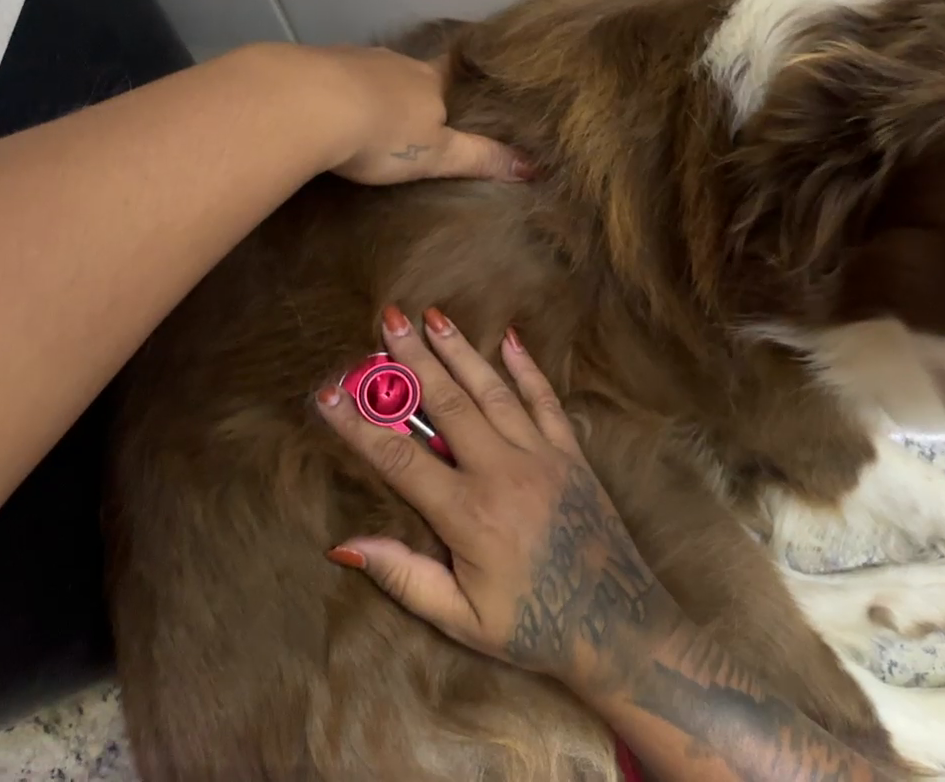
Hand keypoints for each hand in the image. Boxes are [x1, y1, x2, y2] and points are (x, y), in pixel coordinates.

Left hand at [249, 43, 531, 184]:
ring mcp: (351, 59)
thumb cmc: (382, 133)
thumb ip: (481, 158)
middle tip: (417, 113)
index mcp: (428, 80)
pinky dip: (339, 92)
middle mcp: (394, 62)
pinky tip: (331, 109)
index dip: (465, 75)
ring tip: (373, 115)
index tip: (472, 78)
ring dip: (375, 91)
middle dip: (414, 90)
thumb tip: (534, 167)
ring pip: (372, 73)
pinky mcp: (312, 65)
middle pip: (412, 73)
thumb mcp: (438, 155)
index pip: (454, 71)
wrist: (305, 104)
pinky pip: (335, 78)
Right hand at [315, 306, 680, 691]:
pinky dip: (526, 368)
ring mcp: (542, 457)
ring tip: (434, 317)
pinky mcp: (571, 454)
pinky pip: (545, 401)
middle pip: (448, 404)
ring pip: (493, 392)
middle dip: (414, 361)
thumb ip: (405, 577)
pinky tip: (509, 339)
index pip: (399, 459)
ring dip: (461, 352)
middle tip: (389, 321)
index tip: (327, 394)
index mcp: (468, 514)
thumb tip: (346, 544)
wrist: (617, 625)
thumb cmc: (534, 627)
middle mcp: (503, 473)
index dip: (359, 426)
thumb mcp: (461, 619)